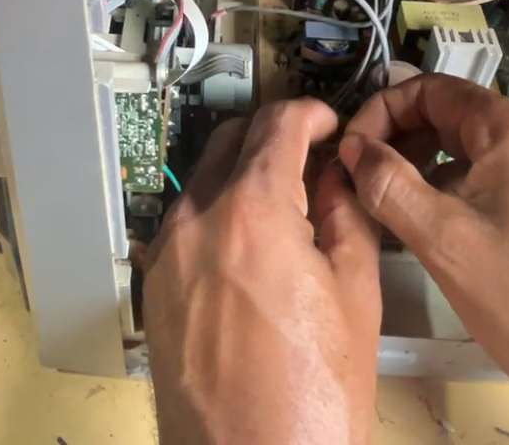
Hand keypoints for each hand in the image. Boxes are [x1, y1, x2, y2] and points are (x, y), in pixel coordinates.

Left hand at [144, 100, 380, 444]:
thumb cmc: (312, 395)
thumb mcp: (355, 295)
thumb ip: (347, 214)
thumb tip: (335, 176)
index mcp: (253, 210)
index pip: (277, 124)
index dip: (310, 113)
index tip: (326, 123)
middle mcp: (198, 217)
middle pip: (233, 138)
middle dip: (273, 136)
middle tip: (308, 160)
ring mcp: (168, 250)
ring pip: (204, 178)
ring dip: (243, 174)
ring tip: (282, 209)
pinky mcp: (154, 283)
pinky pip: (186, 221)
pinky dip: (217, 213)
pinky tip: (247, 248)